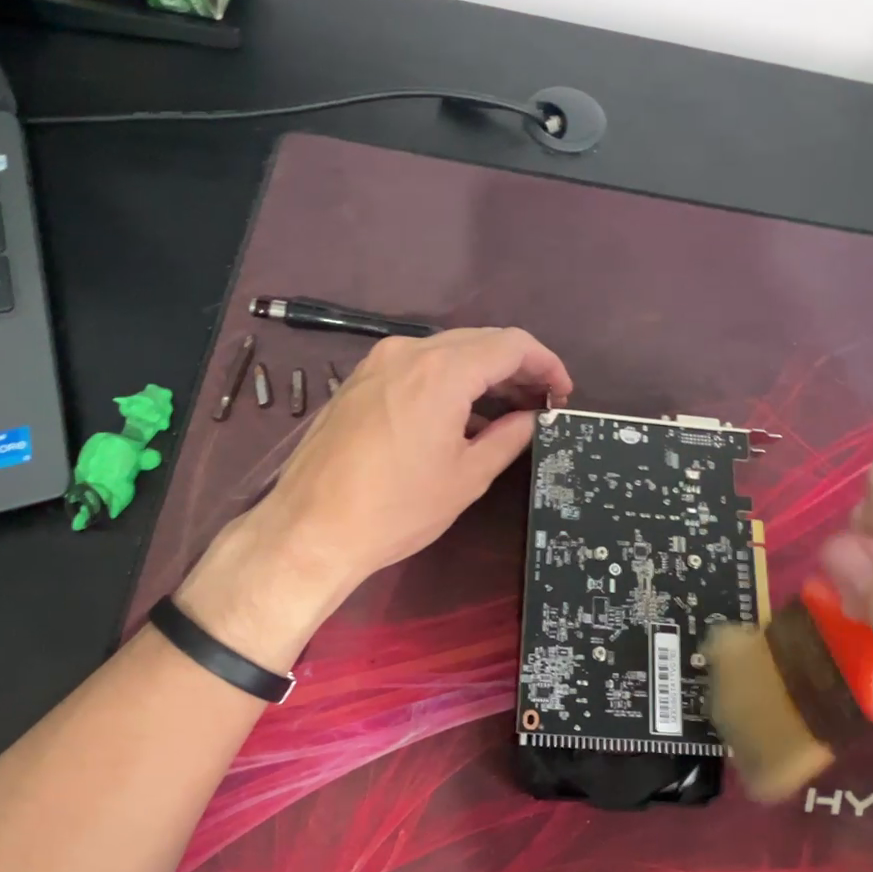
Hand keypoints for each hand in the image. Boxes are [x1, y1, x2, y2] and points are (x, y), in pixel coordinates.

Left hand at [177, 328, 572, 668]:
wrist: (310, 529)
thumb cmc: (396, 508)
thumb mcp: (466, 477)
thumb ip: (508, 438)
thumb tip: (532, 419)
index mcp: (442, 370)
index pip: (511, 344)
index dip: (546, 363)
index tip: (562, 394)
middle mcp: (408, 352)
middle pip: (479, 341)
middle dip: (517, 367)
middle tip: (541, 403)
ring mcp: (378, 363)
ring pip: (447, 350)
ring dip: (483, 373)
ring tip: (508, 410)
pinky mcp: (359, 381)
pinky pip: (417, 366)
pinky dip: (449, 380)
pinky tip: (460, 415)